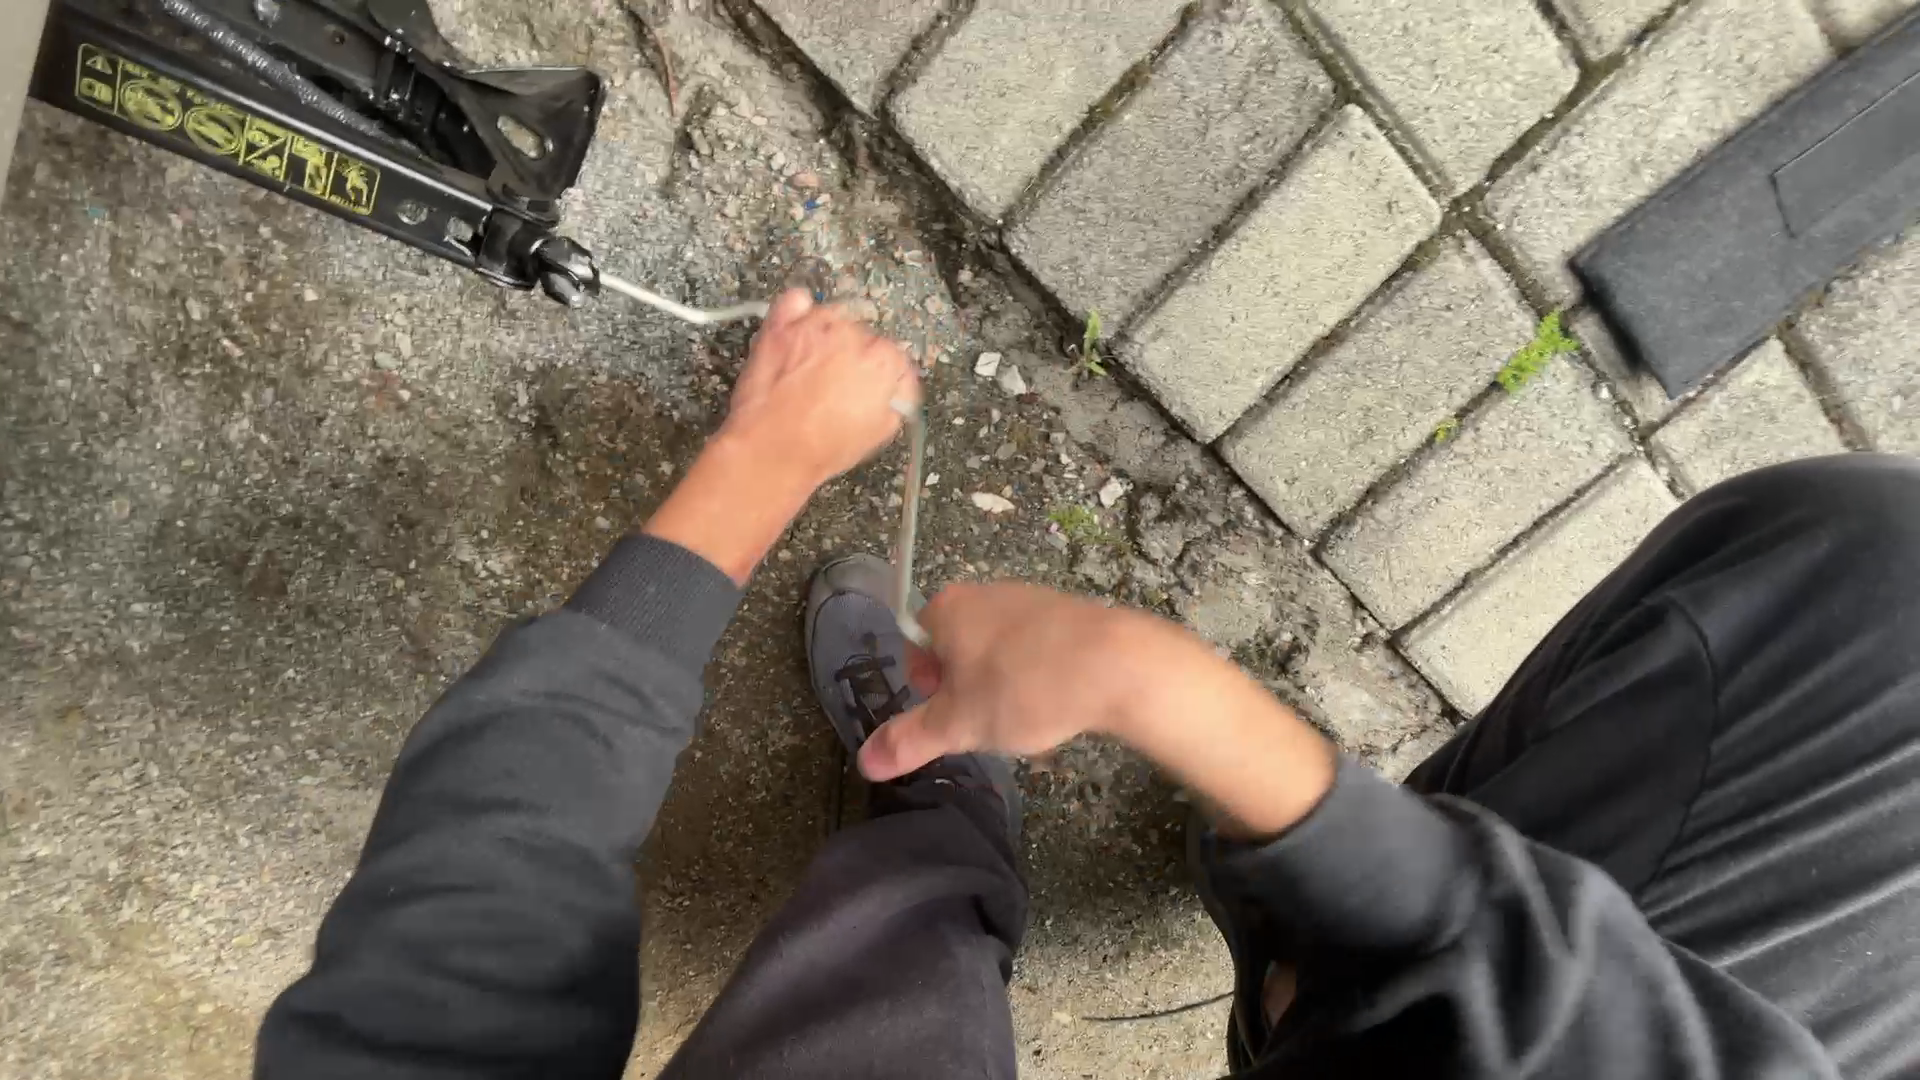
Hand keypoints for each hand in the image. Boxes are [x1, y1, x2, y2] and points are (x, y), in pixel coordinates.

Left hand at [641, 291, 915, 583]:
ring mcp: (816, 326)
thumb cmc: (822, 445)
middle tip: (839, 383)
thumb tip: (898, 388)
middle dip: (855, 356)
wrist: (773, 447)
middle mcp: (853, 336)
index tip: (875, 385)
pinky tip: (799, 330)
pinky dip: (801, 310)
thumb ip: (898, 398)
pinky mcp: (782, 325)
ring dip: (829, 335)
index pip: (893, 356)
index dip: (883, 374)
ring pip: (833, 316)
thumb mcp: (880, 431)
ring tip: (815, 366)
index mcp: (883, 361)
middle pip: (863, 334)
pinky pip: (797, 301)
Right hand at [860, 582, 1337, 841]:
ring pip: (996, 649)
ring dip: (1000, 683)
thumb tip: (865, 761)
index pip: (915, 645)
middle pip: (956, 646)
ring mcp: (1027, 596)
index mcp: (947, 608)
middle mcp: (983, 592)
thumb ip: (910, 740)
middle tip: (988, 720)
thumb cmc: (1022, 688)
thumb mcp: (959, 723)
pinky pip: (1034, 646)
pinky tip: (1058, 698)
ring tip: (1026, 713)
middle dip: (966, 687)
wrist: (1115, 663)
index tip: (951, 714)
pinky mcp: (1065, 610)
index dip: (926, 687)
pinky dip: (1036, 672)